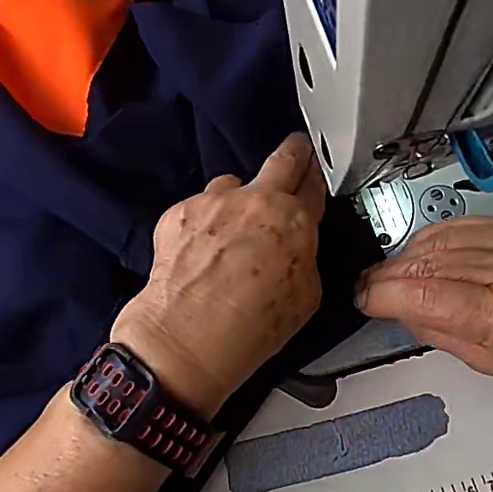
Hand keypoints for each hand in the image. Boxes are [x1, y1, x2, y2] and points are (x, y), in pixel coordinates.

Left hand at [111, 134, 326, 416]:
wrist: (188, 335)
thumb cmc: (247, 326)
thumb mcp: (305, 297)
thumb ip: (303, 258)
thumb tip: (293, 250)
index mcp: (294, 221)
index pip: (313, 185)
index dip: (314, 177)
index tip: (313, 172)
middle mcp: (255, 201)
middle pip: (281, 161)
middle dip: (291, 156)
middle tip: (293, 155)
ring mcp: (213, 202)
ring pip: (231, 185)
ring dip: (234, 200)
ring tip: (228, 233)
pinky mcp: (178, 212)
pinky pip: (195, 207)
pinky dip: (198, 223)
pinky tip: (197, 251)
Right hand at [352, 217, 492, 402]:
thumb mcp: (488, 363)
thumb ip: (435, 329)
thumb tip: (394, 305)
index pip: (422, 294)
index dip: (380, 295)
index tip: (363, 299)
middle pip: (423, 264)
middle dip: (386, 278)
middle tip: (367, 288)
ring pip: (434, 241)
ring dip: (403, 259)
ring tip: (391, 276)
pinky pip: (456, 226)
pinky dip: (429, 241)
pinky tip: (419, 255)